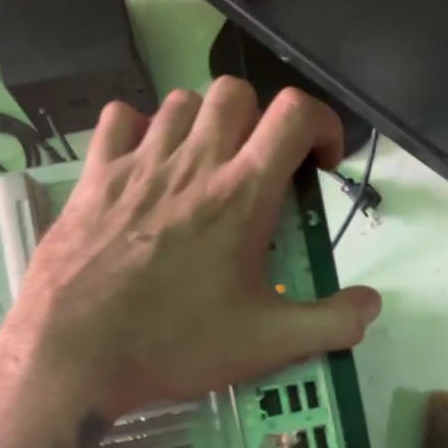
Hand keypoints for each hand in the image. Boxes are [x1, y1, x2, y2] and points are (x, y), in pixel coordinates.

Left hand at [0, 78, 382, 419]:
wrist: (75, 354)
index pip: (294, 114)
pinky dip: (143, 129)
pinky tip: (148, 165)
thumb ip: (331, 323)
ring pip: (181, 102)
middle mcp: (193, 162)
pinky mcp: (94, 176)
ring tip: (207, 168)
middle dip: (261, 122)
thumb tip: (372, 304)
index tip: (320, 162)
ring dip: (206, 124)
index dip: (322, 124)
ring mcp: (138, 163)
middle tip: (260, 170)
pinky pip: (121, 120)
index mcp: (242, 195)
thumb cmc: (177, 345)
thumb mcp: (267, 344)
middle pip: (237, 94)